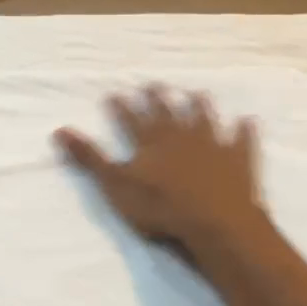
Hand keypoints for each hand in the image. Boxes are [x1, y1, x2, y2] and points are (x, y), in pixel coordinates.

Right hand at [54, 86, 269, 261]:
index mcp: (149, 141)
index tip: (113, 93)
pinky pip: (242, 141)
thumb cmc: (159, 208)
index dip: (121, 107)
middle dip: (158, 98)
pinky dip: (243, 131)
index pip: (130, 119)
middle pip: (167, 112)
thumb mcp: (115, 185)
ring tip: (197, 93)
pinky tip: (247, 121)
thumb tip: (59, 130)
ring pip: (205, 119)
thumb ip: (91, 158)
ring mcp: (213, 145)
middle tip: (154, 84)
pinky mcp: (239, 160)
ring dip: (200, 106)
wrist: (214, 222)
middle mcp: (181, 135)